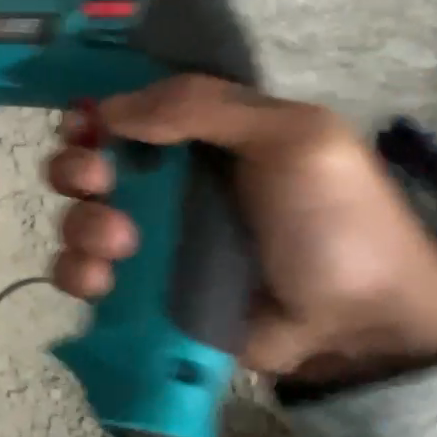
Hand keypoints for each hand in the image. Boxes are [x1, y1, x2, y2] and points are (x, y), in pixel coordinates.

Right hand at [45, 75, 436, 380]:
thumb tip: (108, 109)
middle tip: (96, 184)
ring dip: (83, 225)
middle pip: (83, 163)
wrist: (362, 330)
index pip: (120, 116)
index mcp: (196, 142)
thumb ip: (206, 106)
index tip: (85, 128)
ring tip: (120, 245)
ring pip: (75, 217)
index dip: (91, 118)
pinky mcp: (136, 288)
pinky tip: (102, 280)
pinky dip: (77, 272)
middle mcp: (161, 185)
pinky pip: (77, 272)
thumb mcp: (298, 138)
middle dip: (74, 170)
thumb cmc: (335, 223)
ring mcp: (146, 239)